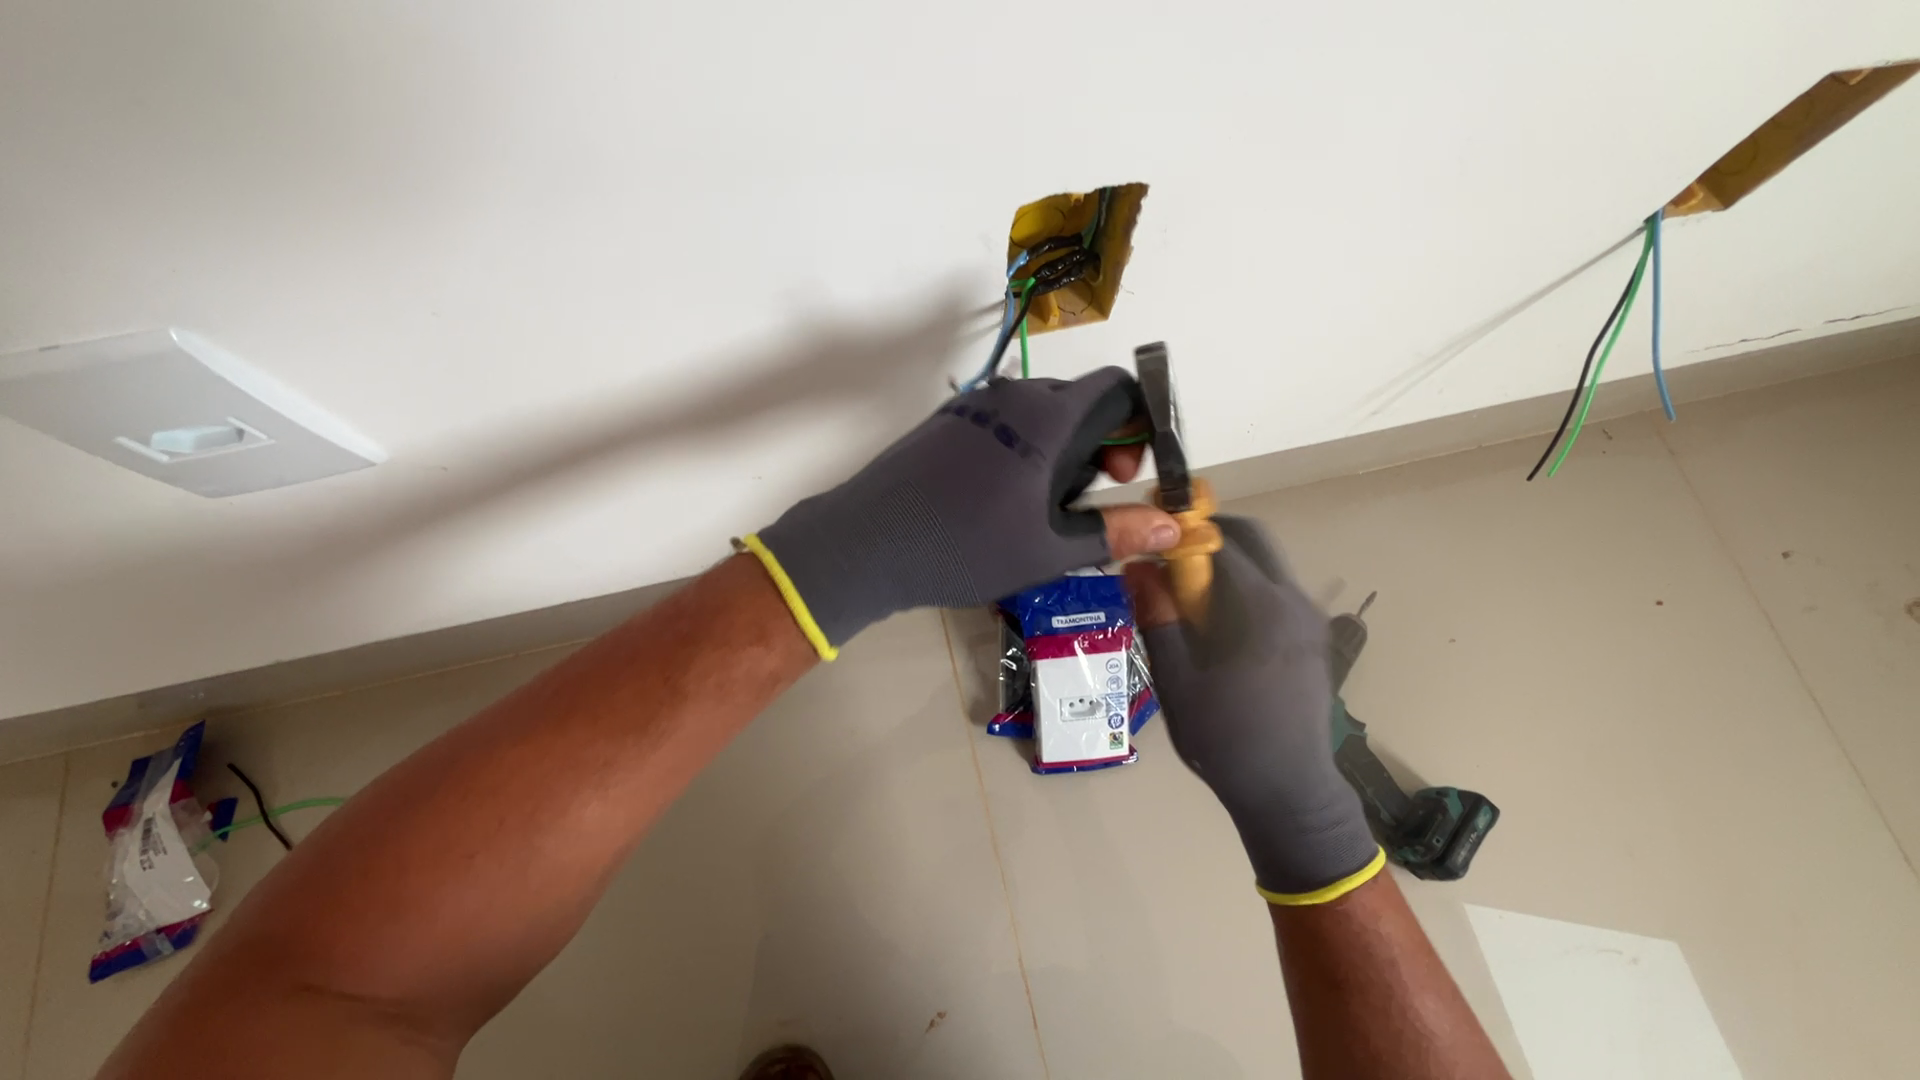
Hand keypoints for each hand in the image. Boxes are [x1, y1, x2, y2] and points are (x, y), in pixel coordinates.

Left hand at [749, 368, 1180, 657]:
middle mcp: (1012, 395)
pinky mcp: (944, 423)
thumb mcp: (1047, 549)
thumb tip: (1173, 527)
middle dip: (1098, 445)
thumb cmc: (964, 548)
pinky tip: (998, 501)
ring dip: (1059, 451)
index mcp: (1047, 415)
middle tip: (1081, 501)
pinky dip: (1021, 450)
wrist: (865, 544)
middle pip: (1080, 400)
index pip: (1118, 387)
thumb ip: (1114, 532)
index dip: (1138, 427)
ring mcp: (973, 406)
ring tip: (1038, 509)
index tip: (1121, 475)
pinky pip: (1002, 423)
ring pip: (1039, 413)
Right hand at [1125, 516, 1382, 902]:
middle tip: (1167, 558)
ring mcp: (1310, 619)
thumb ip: (1159, 620)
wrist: (1290, 792)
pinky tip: (1216, 624)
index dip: (1179, 532)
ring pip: (1266, 563)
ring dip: (1226, 563)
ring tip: (1186, 596)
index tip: (1148, 539)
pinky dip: (1243, 586)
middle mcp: (1294, 601)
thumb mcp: (1178, 683)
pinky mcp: (1313, 637)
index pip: (1220, 541)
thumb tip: (1136, 567)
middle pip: (1253, 539)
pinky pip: (1275, 590)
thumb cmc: (1226, 741)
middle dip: (1208, 535)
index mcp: (1262, 609)